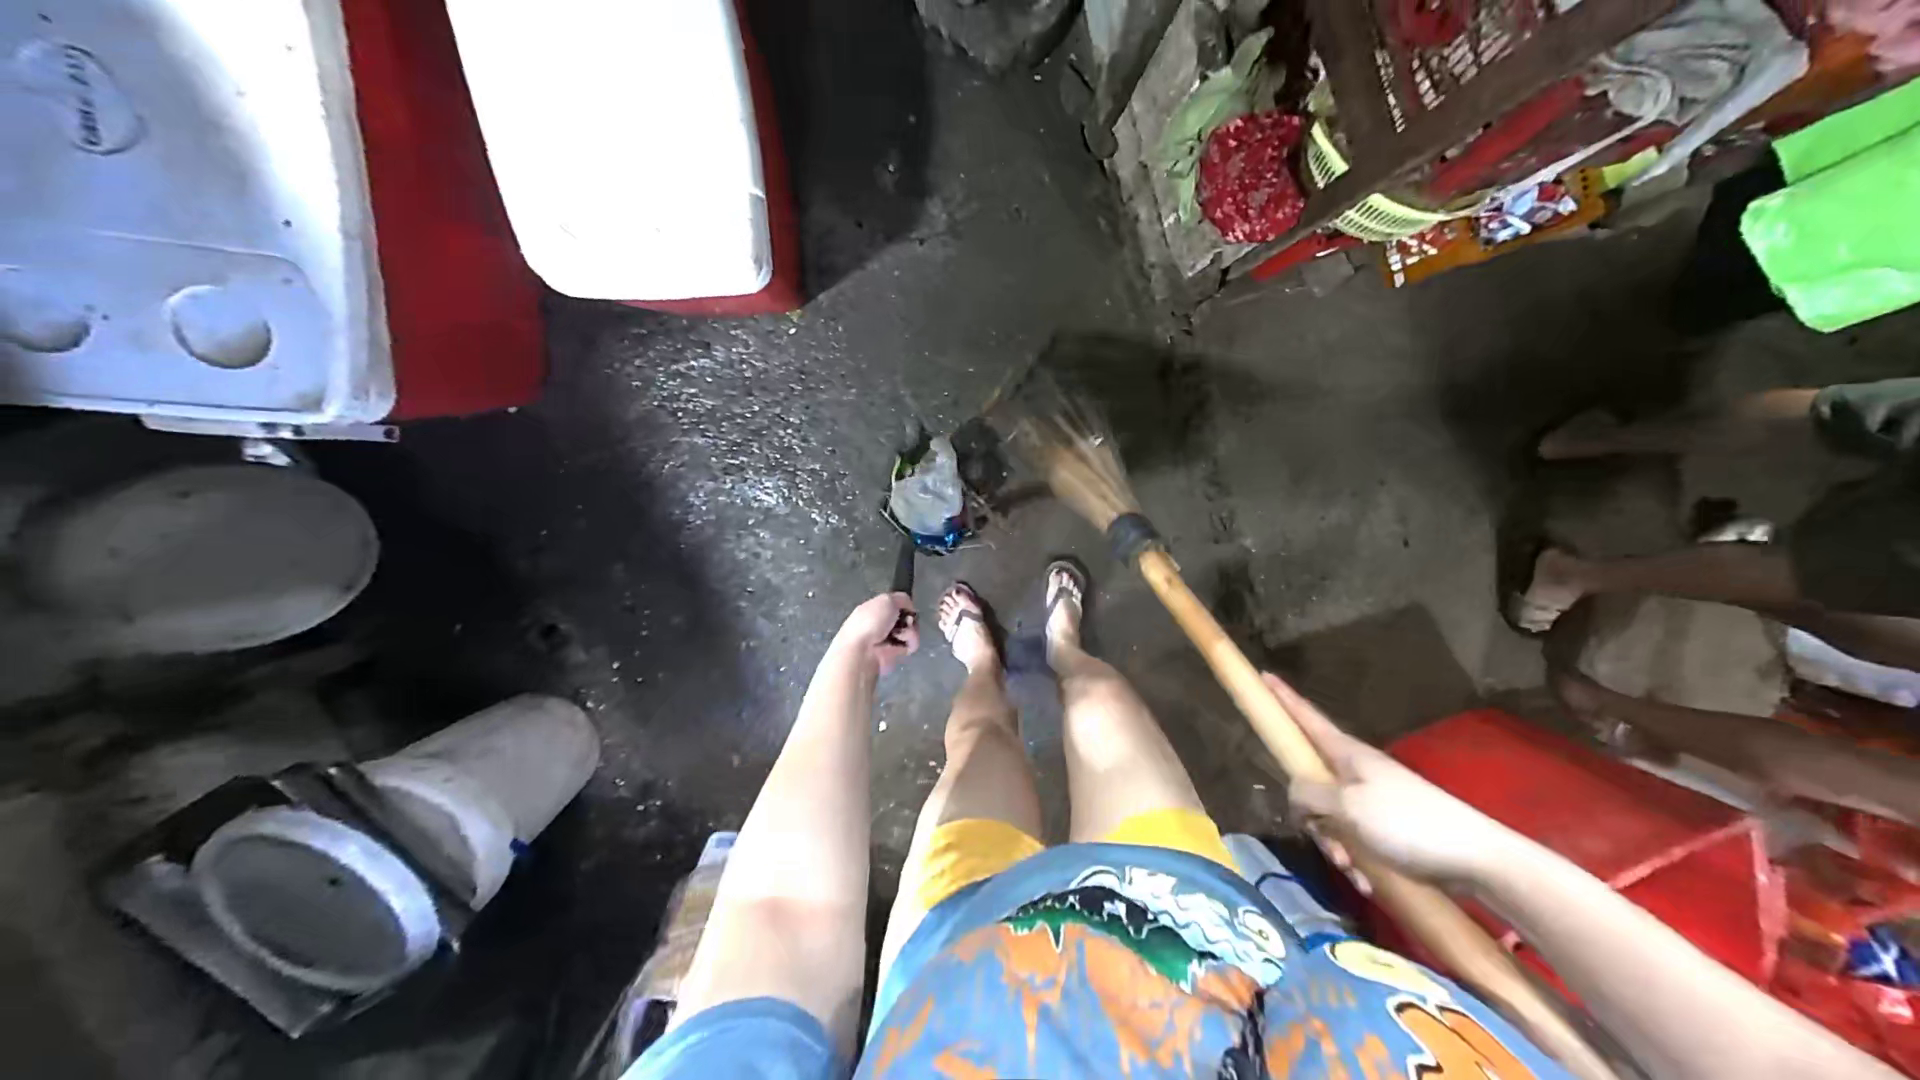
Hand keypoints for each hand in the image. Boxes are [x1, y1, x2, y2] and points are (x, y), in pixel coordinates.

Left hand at [831, 592, 918, 673]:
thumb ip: (902, 598)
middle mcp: (880, 624)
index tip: (906, 608)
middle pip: (906, 618)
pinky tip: (903, 643)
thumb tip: (910, 608)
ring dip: (911, 631)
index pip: (895, 604)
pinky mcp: (894, 654)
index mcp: (873, 609)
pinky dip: (910, 643)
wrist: (862, 652)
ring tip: (901, 635)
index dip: (904, 605)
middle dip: (909, 619)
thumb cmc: (871, 622)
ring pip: (910, 631)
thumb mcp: (887, 599)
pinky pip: (910, 645)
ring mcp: (887, 640)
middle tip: (906, 622)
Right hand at [1263, 673, 1525, 887]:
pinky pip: (1353, 839)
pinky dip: (1357, 861)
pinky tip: (1369, 882)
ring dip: (1335, 845)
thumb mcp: (1348, 806)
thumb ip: (1309, 794)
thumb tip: (1295, 794)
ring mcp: (1372, 799)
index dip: (1282, 698)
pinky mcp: (1387, 828)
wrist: (1478, 860)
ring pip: (1329, 816)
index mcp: (1346, 754)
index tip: (1263, 674)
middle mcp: (1356, 771)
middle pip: (1310, 781)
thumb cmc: (1409, 823)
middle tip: (1323, 839)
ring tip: (1354, 869)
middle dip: (1310, 816)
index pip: (1305, 717)